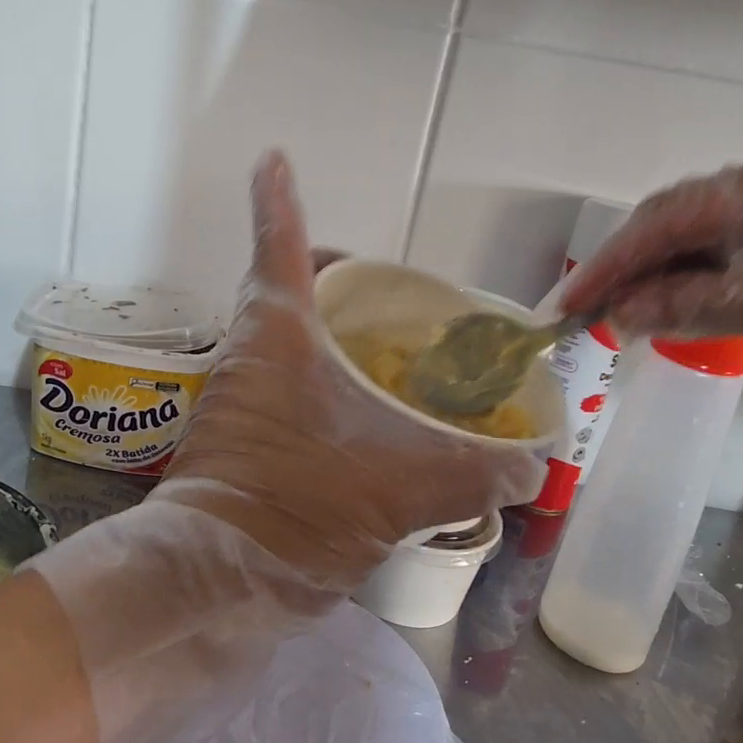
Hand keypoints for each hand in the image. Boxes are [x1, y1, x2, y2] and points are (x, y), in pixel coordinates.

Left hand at [157, 153, 543, 587]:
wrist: (208, 583)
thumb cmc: (292, 508)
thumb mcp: (398, 490)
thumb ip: (474, 475)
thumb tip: (534, 468)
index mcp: (277, 334)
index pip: (280, 246)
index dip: (279, 198)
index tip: (273, 158)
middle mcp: (250, 354)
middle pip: (290, 288)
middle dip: (338, 281)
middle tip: (399, 301)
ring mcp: (240, 398)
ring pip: (290, 341)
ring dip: (337, 338)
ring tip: (400, 361)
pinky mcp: (241, 440)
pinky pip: (289, 388)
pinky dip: (329, 385)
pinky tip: (373, 420)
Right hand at [553, 140, 742, 379]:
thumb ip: (702, 303)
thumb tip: (622, 314)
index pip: (670, 216)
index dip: (613, 261)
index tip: (569, 303)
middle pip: (686, 227)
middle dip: (632, 271)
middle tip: (585, 317)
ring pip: (713, 250)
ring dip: (665, 286)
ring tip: (619, 323)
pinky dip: (705, 295)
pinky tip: (680, 318)